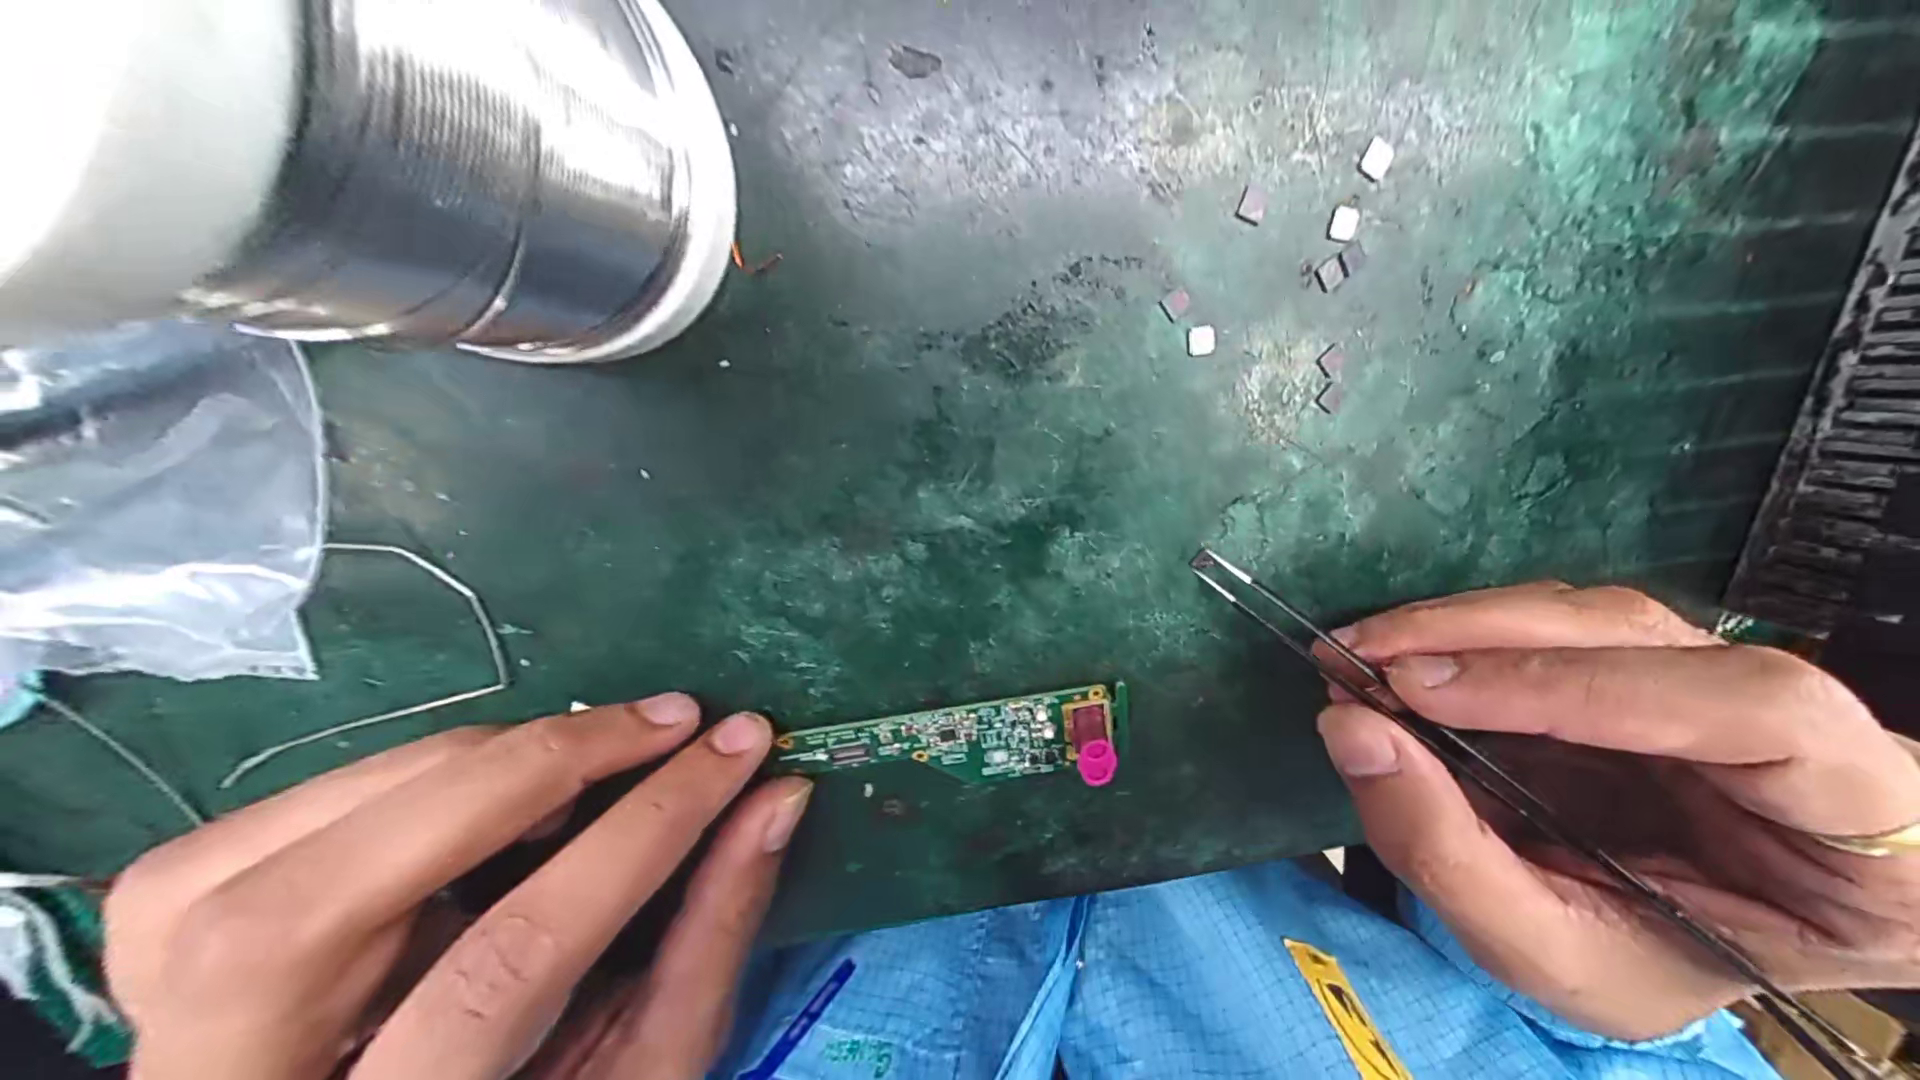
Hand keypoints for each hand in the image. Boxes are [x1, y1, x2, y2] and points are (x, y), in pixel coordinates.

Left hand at [103, 695, 812, 1079]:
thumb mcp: (653, 1055)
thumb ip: (715, 923)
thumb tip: (777, 794)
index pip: (505, 963)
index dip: (643, 829)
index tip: (739, 744)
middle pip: (319, 910)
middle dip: (527, 774)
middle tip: (662, 721)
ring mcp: (150, 1039)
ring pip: (259, 859)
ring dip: (465, 764)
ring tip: (588, 748)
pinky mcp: (147, 963)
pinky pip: (239, 835)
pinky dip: (393, 775)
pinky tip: (483, 781)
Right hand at [1313, 583, 1919, 1039]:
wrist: (1640, 942)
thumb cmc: (1627, 964)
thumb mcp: (1543, 954)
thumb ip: (1443, 852)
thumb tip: (1347, 726)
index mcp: (1869, 833)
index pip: (1755, 712)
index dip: (1571, 685)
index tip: (1417, 690)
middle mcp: (1810, 729)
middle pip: (1643, 633)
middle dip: (1479, 638)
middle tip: (1358, 657)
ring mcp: (1709, 677)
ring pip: (1587, 612)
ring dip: (1453, 624)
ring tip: (1358, 654)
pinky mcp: (1628, 660)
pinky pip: (1543, 621)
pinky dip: (1452, 631)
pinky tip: (1393, 655)